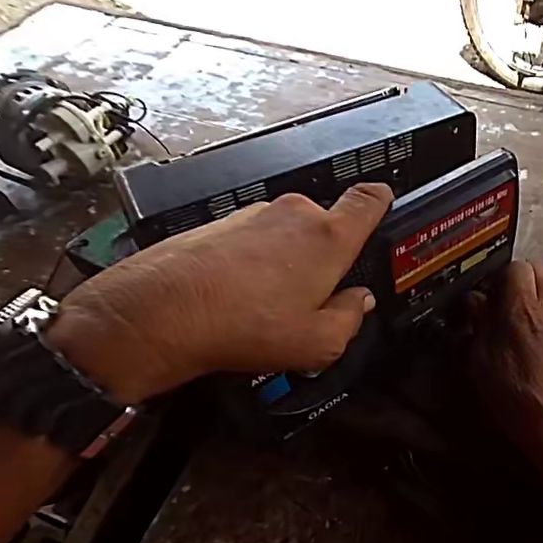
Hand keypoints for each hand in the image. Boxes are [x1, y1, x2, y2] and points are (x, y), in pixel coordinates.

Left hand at [47, 183, 392, 403]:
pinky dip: (255, 265)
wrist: (160, 313)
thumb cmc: (243, 324)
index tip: (382, 202)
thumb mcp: (319, 342)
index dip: (380, 200)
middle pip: (326, 228)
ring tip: (270, 307)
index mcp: (328, 238)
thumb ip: (351, 318)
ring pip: (288, 237)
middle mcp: (293, 216)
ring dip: (288, 264)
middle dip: (326, 258)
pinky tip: (241, 300)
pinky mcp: (220, 224)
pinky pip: (254, 242)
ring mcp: (254, 216)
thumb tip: (357, 303)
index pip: (367, 201)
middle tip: (316, 298)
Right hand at [469, 261, 542, 469]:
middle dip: (523, 278)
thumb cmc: (519, 401)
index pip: (516, 267)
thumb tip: (476, 300)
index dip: (500, 277)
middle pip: (542, 269)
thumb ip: (481, 325)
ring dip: (542, 291)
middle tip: (506, 301)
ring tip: (526, 315)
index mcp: (524, 311)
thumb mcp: (484, 365)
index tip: (489, 295)